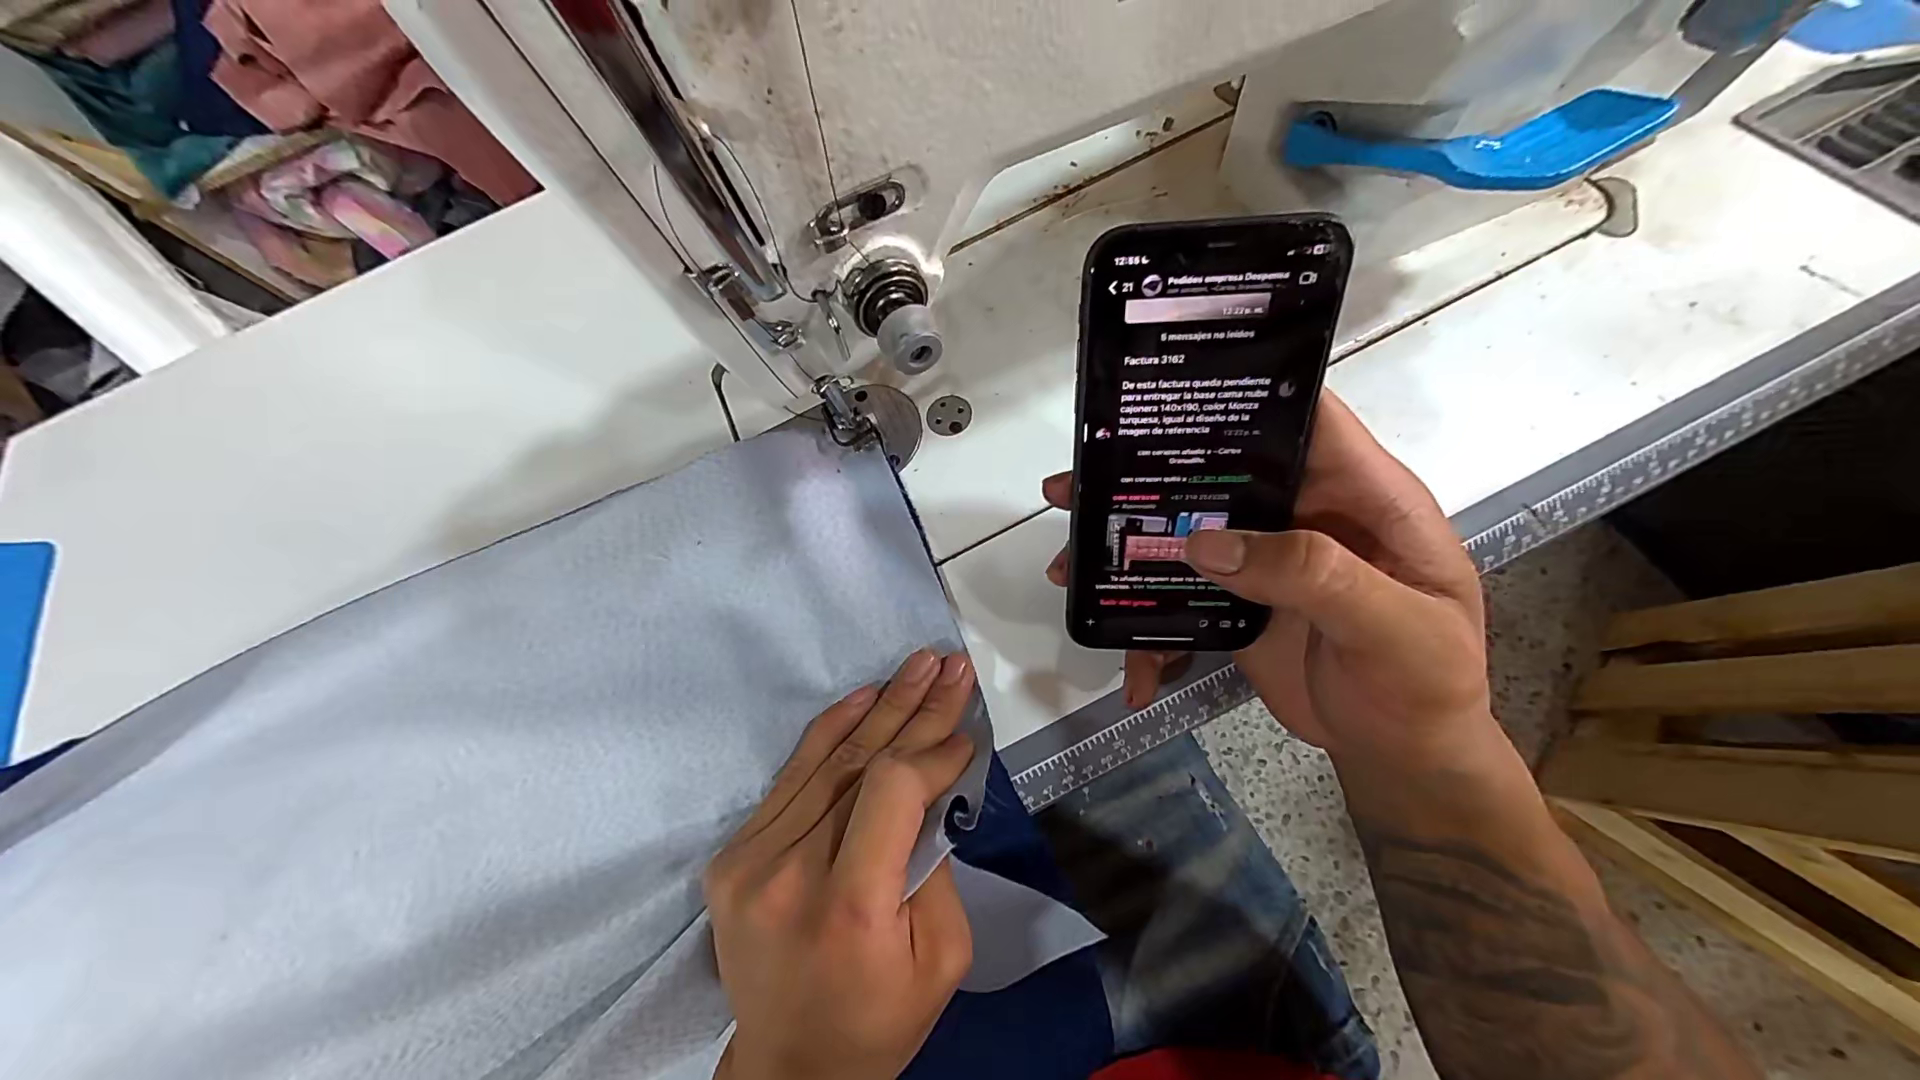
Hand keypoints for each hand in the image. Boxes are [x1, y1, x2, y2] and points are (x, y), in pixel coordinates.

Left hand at [704, 649, 977, 1079]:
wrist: (791, 1063)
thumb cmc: (880, 1019)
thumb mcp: (942, 956)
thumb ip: (936, 862)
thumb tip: (935, 785)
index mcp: (848, 907)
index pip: (892, 791)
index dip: (934, 752)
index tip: (967, 735)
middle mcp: (790, 873)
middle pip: (863, 762)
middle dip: (917, 708)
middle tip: (951, 666)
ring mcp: (751, 858)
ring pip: (830, 758)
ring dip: (882, 705)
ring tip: (919, 664)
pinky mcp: (735, 852)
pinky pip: (793, 773)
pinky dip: (833, 728)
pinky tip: (865, 695)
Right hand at [1044, 390, 1491, 771]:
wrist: (1400, 753)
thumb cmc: (1425, 688)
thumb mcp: (1396, 629)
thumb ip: (1314, 575)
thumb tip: (1204, 542)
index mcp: (1357, 496)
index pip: (1304, 418)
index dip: (1244, 394)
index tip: (1167, 399)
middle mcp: (1302, 515)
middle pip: (1217, 473)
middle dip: (1143, 477)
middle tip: (1074, 489)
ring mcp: (1263, 560)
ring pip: (1184, 532)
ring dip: (1126, 549)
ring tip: (1068, 568)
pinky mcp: (1235, 601)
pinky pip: (1179, 598)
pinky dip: (1150, 630)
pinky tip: (1135, 670)